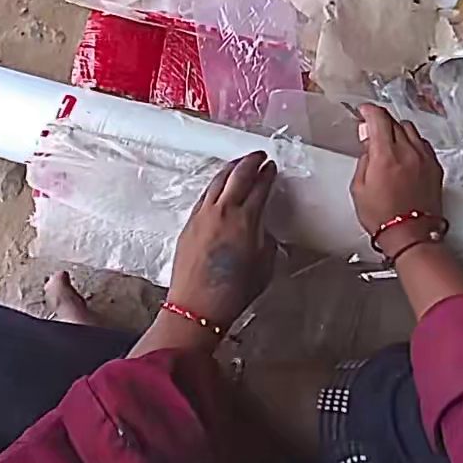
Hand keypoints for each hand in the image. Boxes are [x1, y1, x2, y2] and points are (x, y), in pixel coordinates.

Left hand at [165, 151, 277, 329]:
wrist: (197, 306)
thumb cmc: (233, 292)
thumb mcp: (263, 266)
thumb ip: (265, 241)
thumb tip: (263, 229)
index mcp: (245, 220)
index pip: (259, 187)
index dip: (268, 175)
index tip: (272, 168)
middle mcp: (222, 211)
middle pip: (237, 176)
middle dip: (250, 162)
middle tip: (259, 156)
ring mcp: (202, 215)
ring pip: (217, 181)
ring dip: (230, 169)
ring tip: (239, 164)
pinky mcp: (189, 224)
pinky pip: (204, 195)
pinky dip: (215, 185)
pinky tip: (219, 186)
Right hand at [351, 104, 444, 243]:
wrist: (410, 234)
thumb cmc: (383, 216)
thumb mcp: (359, 188)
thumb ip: (364, 159)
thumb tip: (368, 141)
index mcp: (385, 156)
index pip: (379, 119)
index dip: (369, 111)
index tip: (364, 111)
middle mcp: (408, 152)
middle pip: (395, 122)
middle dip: (381, 121)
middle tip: (371, 129)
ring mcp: (424, 158)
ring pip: (410, 130)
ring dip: (397, 130)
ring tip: (388, 141)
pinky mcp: (435, 167)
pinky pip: (422, 144)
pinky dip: (411, 141)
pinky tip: (404, 152)